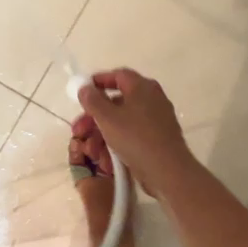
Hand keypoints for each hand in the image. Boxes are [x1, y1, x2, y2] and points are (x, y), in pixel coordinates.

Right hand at [76, 68, 202, 196]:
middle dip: (95, 115)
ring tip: (91, 149)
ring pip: (123, 120)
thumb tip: (85, 87)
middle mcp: (152, 98)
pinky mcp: (158, 138)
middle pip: (117, 100)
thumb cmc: (136, 138)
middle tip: (80, 128)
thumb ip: (92, 100)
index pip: (118, 75)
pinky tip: (106, 157)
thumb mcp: (107, 118)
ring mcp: (157, 119)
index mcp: (142, 87)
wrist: (167, 170)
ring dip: (103, 132)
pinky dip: (118, 141)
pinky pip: (133, 133)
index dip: (98, 81)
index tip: (82, 92)